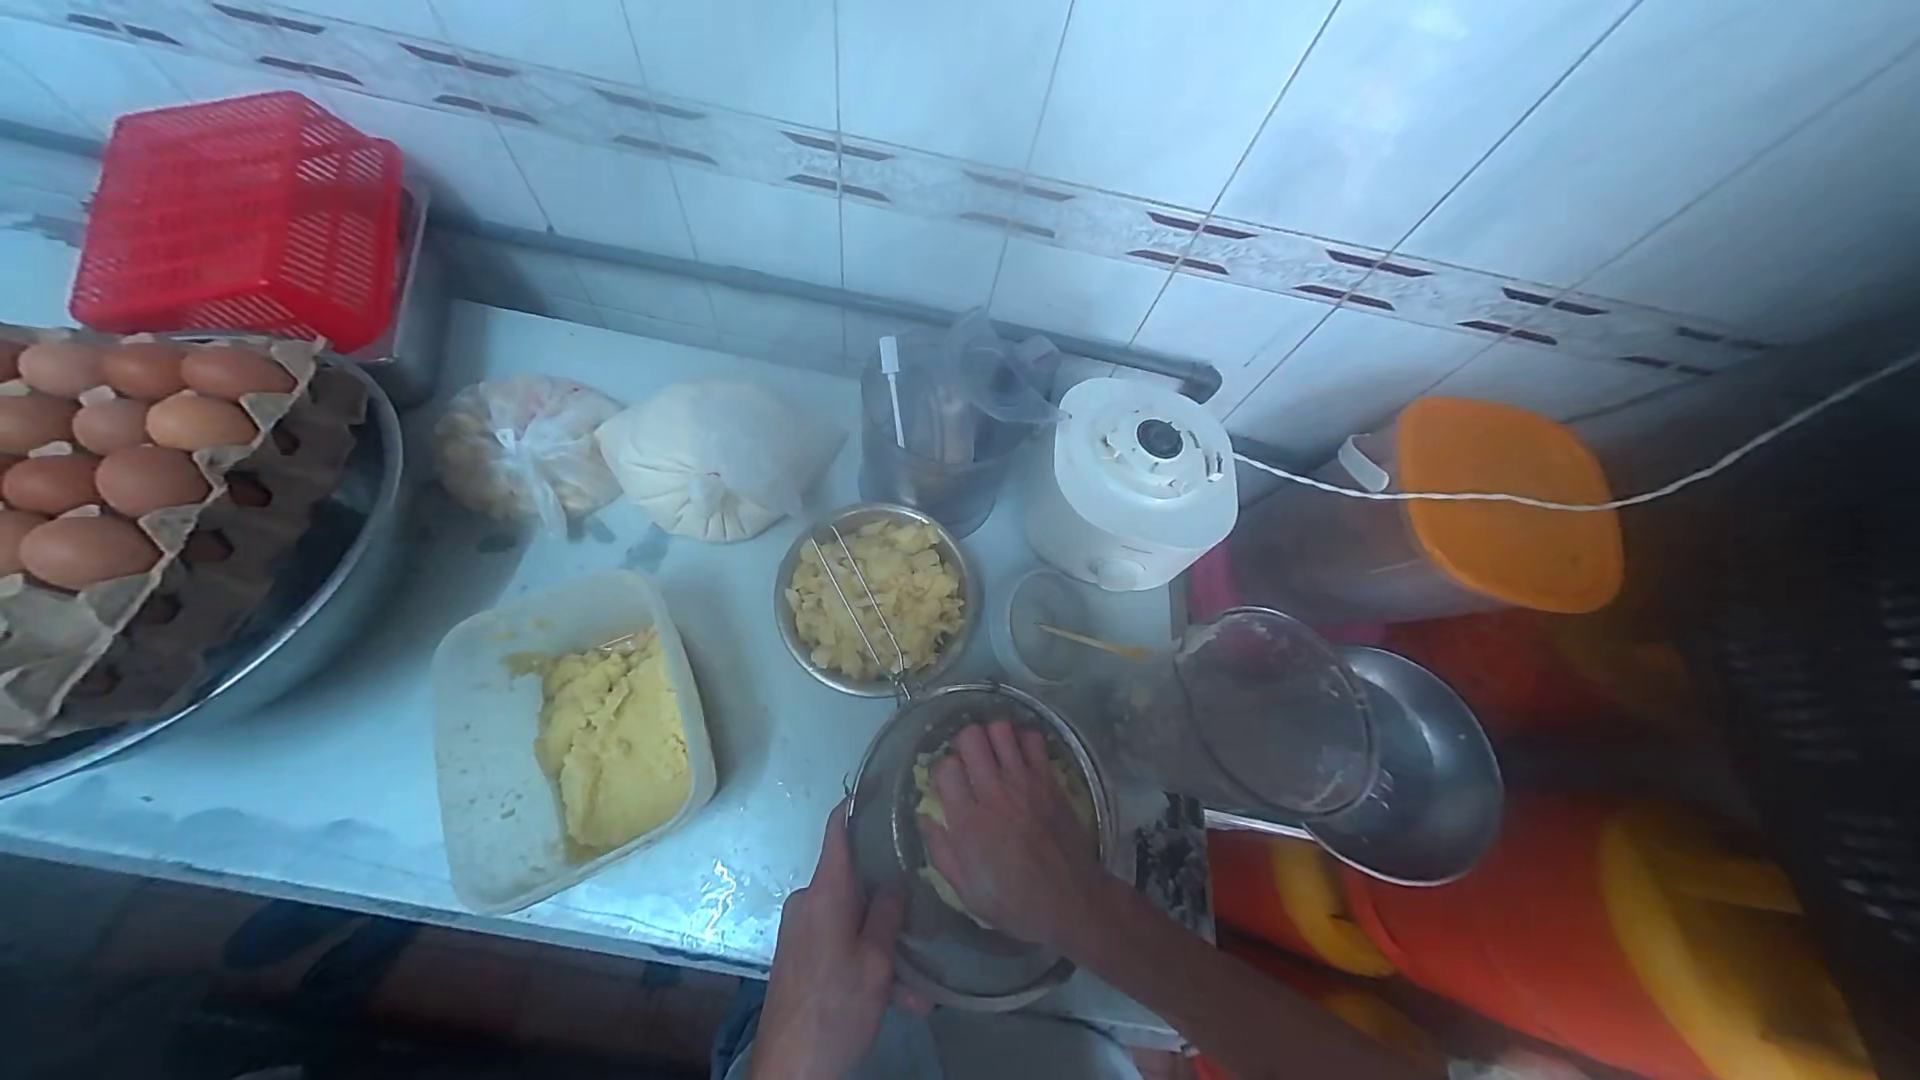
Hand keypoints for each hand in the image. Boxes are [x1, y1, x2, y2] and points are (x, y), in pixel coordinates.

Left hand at [752, 803, 923, 1079]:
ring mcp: (800, 928)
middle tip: (921, 908)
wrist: (788, 1071)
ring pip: (850, 918)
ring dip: (881, 942)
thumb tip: (894, 883)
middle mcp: (808, 901)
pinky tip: (895, 995)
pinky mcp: (798, 954)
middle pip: (852, 877)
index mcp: (825, 891)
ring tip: (916, 980)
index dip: (855, 805)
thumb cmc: (835, 1006)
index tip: (879, 788)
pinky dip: (863, 959)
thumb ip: (887, 914)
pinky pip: (838, 941)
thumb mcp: (876, 962)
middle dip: (886, 897)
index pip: (836, 829)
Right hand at [919, 721, 1107, 947]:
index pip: (946, 767)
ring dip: (992, 737)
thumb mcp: (965, 891)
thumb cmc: (1014, 902)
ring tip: (994, 754)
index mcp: (968, 822)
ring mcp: (1024, 782)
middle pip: (971, 737)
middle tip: (969, 761)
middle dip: (964, 743)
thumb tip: (925, 817)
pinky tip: (1020, 756)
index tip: (950, 783)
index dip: (944, 770)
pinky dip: (1023, 739)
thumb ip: (941, 850)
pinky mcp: (1049, 779)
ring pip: (1000, 730)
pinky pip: (1033, 738)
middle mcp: (994, 793)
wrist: (1071, 901)